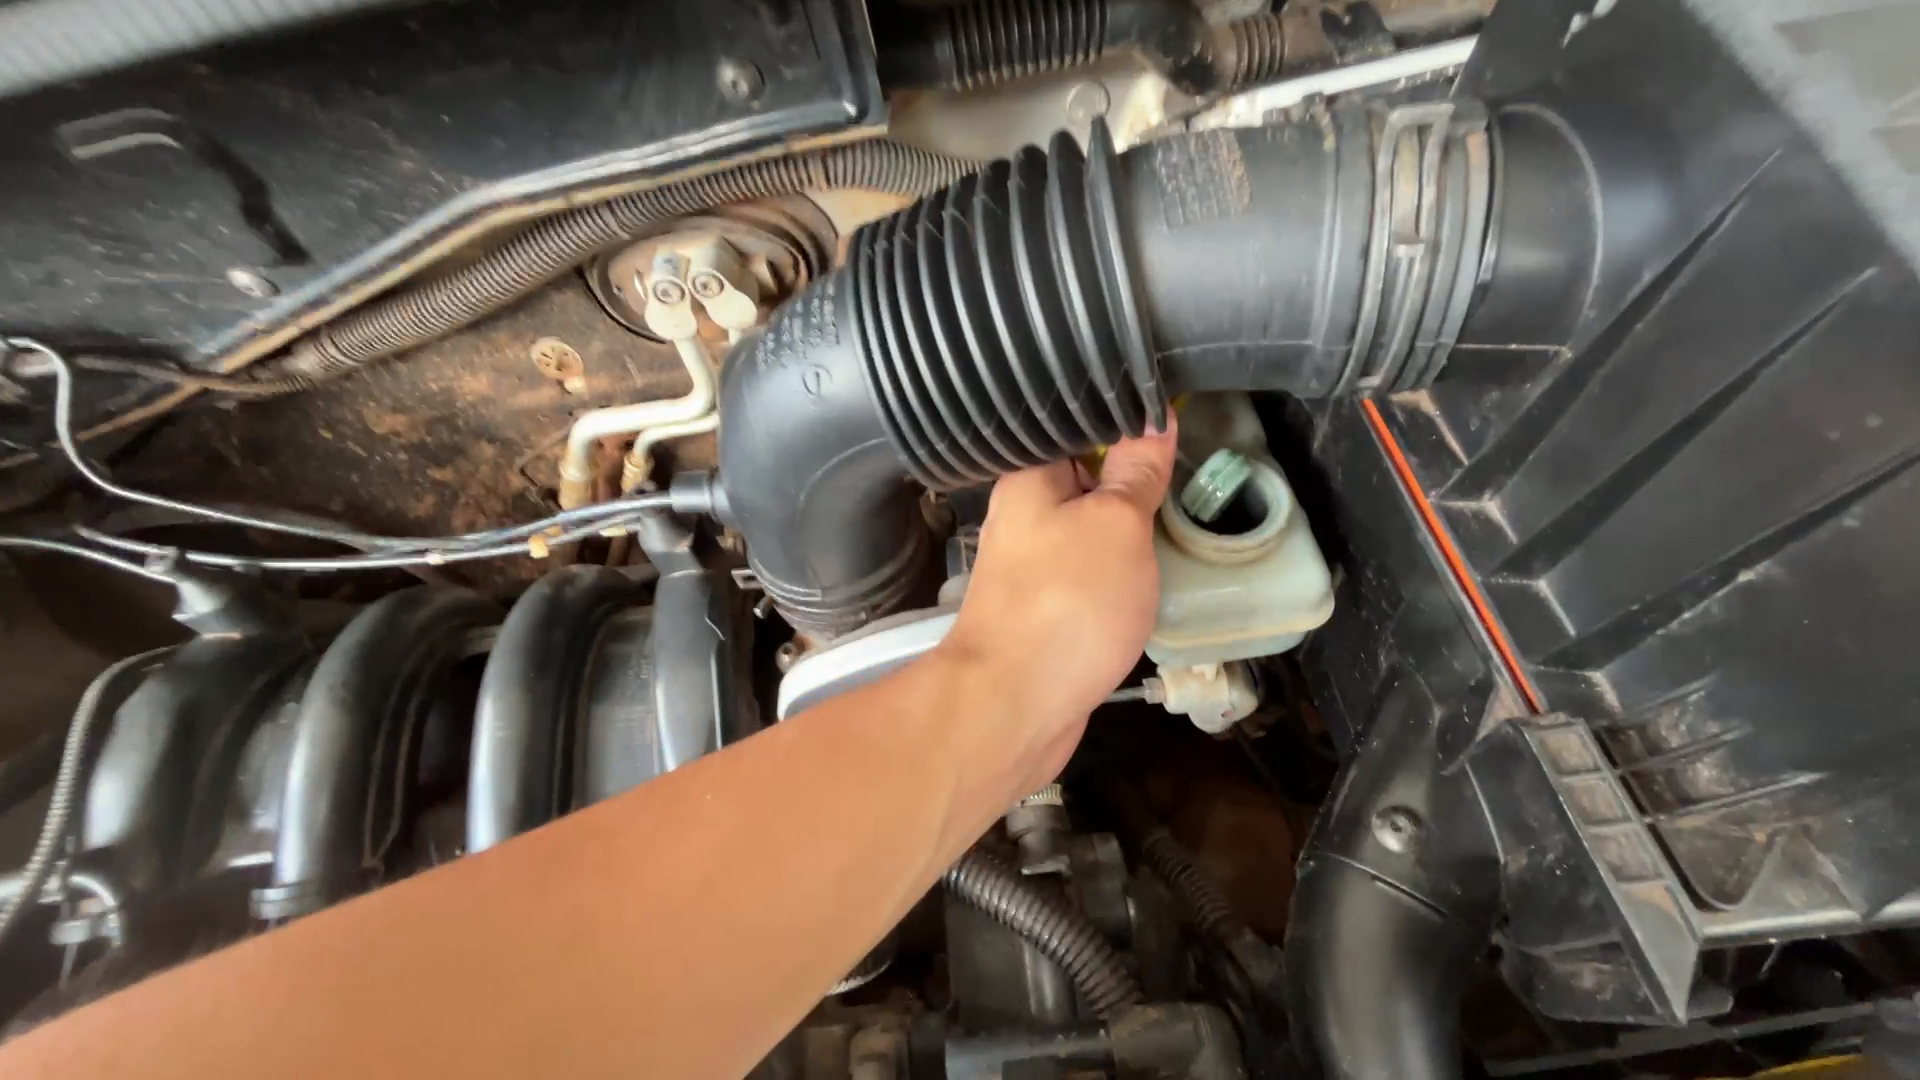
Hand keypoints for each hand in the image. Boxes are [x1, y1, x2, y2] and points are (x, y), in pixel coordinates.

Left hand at [935, 420, 1177, 799]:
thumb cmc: (1067, 602)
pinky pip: (1088, 579)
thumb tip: (1153, 417)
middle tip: (1185, 483)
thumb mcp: (1117, 524)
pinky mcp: (1044, 610)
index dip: (1125, 426)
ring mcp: (1031, 569)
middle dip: (1134, 487)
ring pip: (1090, 536)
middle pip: (1086, 484)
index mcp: (1029, 481)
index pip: (1078, 431)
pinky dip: (1117, 579)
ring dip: (1129, 538)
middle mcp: (1023, 519)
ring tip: (1176, 527)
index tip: (1172, 428)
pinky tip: (1147, 580)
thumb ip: (1136, 472)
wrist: (1013, 706)